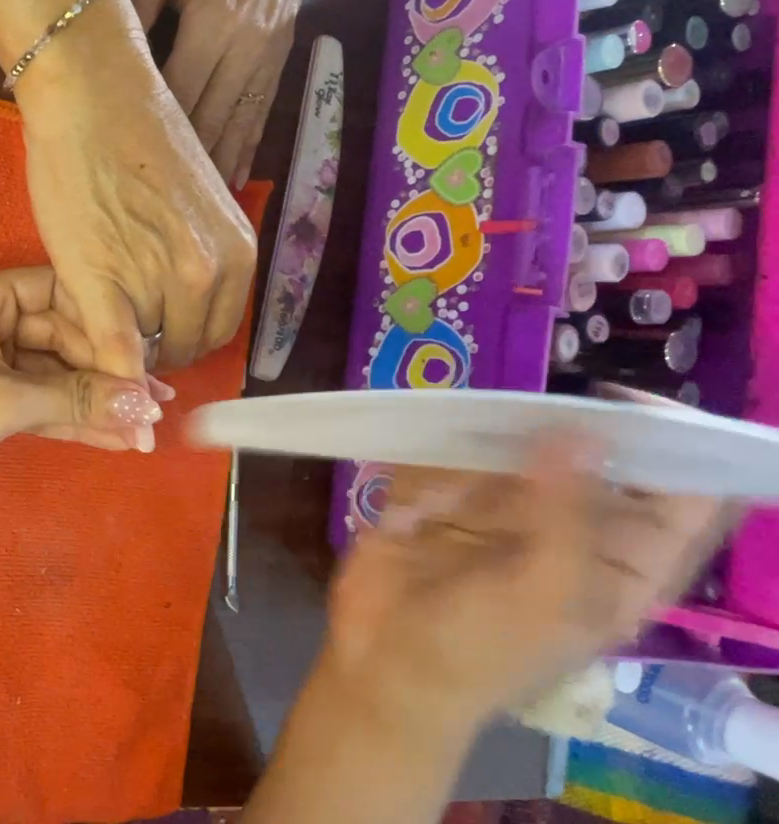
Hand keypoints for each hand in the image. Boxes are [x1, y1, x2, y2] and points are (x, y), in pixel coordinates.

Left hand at [0, 267, 174, 510]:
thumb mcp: (1, 401)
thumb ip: (75, 397)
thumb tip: (145, 405)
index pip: (58, 292)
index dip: (104, 322)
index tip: (147, 356)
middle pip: (61, 336)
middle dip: (107, 372)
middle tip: (157, 406)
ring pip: (54, 374)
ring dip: (96, 400)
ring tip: (150, 429)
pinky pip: (39, 401)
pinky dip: (72, 418)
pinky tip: (116, 439)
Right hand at [15, 2, 256, 376]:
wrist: (91, 98)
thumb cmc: (137, 137)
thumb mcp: (190, 205)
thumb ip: (192, 255)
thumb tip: (172, 299)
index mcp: (237, 254)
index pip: (213, 331)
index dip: (176, 337)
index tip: (148, 334)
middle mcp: (209, 274)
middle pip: (179, 347)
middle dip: (149, 347)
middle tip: (112, 325)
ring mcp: (157, 280)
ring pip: (140, 349)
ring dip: (115, 345)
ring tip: (86, 311)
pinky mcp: (102, 281)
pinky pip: (114, 348)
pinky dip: (111, 377)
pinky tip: (103, 394)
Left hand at [129, 0, 339, 187]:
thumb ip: (139, 5)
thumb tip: (112, 51)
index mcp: (215, 20)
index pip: (177, 88)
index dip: (152, 130)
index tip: (124, 167)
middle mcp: (247, 47)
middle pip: (208, 118)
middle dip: (181, 166)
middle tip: (150, 208)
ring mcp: (269, 57)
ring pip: (237, 125)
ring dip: (214, 172)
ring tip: (189, 214)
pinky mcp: (281, 60)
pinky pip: (261, 116)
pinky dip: (244, 152)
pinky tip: (231, 184)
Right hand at [324, 429, 732, 736]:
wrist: (382, 664)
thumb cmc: (481, 649)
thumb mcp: (543, 594)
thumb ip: (565, 514)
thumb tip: (579, 431)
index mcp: (622, 563)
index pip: (681, 496)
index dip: (676, 448)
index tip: (631, 404)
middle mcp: (566, 529)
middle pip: (590, 460)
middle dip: (567, 426)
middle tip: (533, 399)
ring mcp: (496, 514)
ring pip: (511, 450)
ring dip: (491, 432)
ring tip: (471, 423)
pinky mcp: (434, 504)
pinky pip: (441, 458)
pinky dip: (432, 446)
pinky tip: (421, 451)